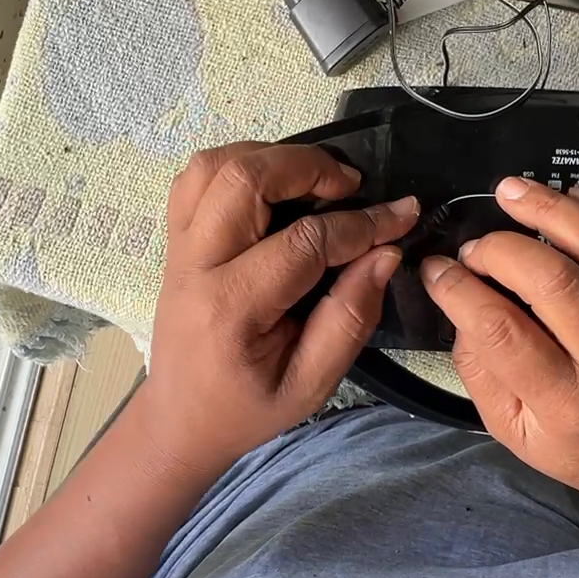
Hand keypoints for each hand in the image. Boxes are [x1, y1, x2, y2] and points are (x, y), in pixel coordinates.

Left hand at [137, 143, 418, 474]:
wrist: (181, 420)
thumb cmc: (248, 409)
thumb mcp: (311, 385)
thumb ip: (349, 319)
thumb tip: (386, 253)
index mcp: (231, 309)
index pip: (303, 242)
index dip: (362, 223)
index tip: (403, 214)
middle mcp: (196, 266)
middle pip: (243, 180)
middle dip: (308, 167)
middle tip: (352, 185)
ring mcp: (178, 248)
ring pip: (213, 166)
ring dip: (270, 157)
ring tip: (313, 179)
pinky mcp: (175, 240)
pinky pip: (195, 178)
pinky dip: (238, 165)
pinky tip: (273, 184)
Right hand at [419, 177, 578, 513]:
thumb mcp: (511, 431)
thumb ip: (478, 369)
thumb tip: (462, 302)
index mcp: (566, 403)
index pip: (502, 331)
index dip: (458, 290)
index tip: (436, 270)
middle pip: (555, 281)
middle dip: (501, 249)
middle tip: (474, 248)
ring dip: (554, 210)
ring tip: (512, 191)